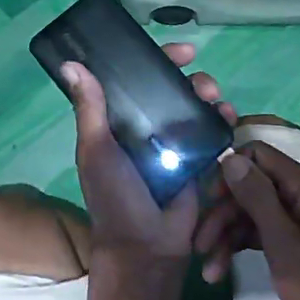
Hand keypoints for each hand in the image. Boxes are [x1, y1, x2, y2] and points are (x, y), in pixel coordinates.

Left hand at [60, 44, 235, 267]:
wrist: (146, 247)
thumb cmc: (114, 197)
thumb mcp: (97, 150)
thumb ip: (89, 109)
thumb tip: (71, 63)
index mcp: (119, 121)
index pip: (139, 79)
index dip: (159, 60)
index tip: (183, 51)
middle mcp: (146, 126)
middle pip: (173, 89)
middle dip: (192, 79)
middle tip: (204, 83)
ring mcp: (172, 143)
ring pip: (195, 107)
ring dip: (210, 97)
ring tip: (218, 102)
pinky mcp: (195, 160)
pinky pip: (211, 132)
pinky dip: (222, 120)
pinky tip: (228, 118)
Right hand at [218, 142, 299, 299]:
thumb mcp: (285, 246)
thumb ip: (258, 199)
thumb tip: (230, 158)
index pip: (259, 155)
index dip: (230, 172)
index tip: (206, 199)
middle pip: (251, 185)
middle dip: (222, 212)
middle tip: (199, 243)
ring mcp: (299, 219)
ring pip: (251, 211)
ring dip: (226, 234)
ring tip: (208, 269)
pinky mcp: (295, 242)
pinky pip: (259, 231)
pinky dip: (239, 246)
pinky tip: (219, 270)